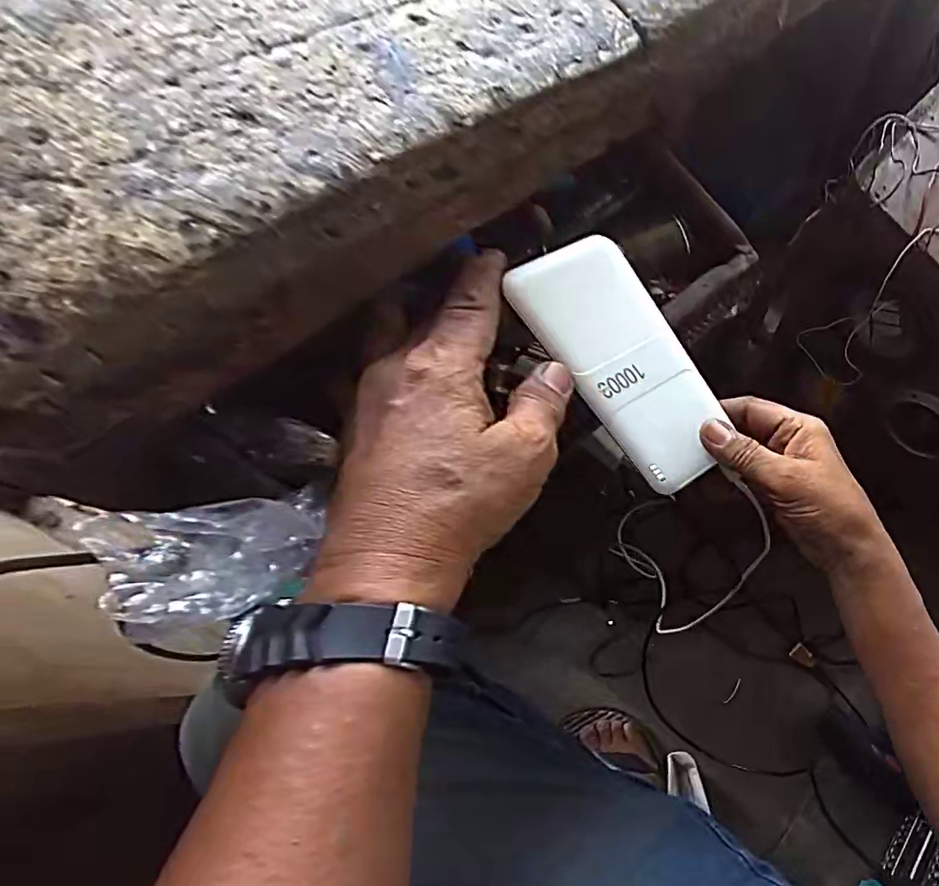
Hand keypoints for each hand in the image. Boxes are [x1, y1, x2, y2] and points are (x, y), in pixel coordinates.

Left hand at [307, 252, 572, 608]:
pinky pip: (376, 366)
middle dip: (444, 290)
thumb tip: (553, 373)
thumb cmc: (460, 504)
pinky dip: (399, 352)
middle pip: (416, 311)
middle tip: (469, 282)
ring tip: (440, 317)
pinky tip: (416, 371)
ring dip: (414, 317)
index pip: (465, 307)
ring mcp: (368, 396)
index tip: (491, 256)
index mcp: (438, 370)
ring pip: (388, 335)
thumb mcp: (526, 453)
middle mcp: (393, 371)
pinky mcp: (360, 423)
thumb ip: (541, 404)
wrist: (394, 552)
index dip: (482, 277)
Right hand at [699, 397, 892, 577]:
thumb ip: (747, 455)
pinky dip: (732, 483)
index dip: (723, 413)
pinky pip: (747, 479)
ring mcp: (784, 469)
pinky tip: (721, 488)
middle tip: (697, 451)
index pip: (753, 409)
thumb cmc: (838, 511)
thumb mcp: (786, 478)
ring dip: (725, 466)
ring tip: (707, 472)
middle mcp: (792, 445)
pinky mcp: (777, 491)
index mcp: (801, 429)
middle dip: (721, 442)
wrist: (848, 550)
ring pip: (743, 458)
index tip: (695, 423)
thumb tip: (716, 433)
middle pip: (744, 432)